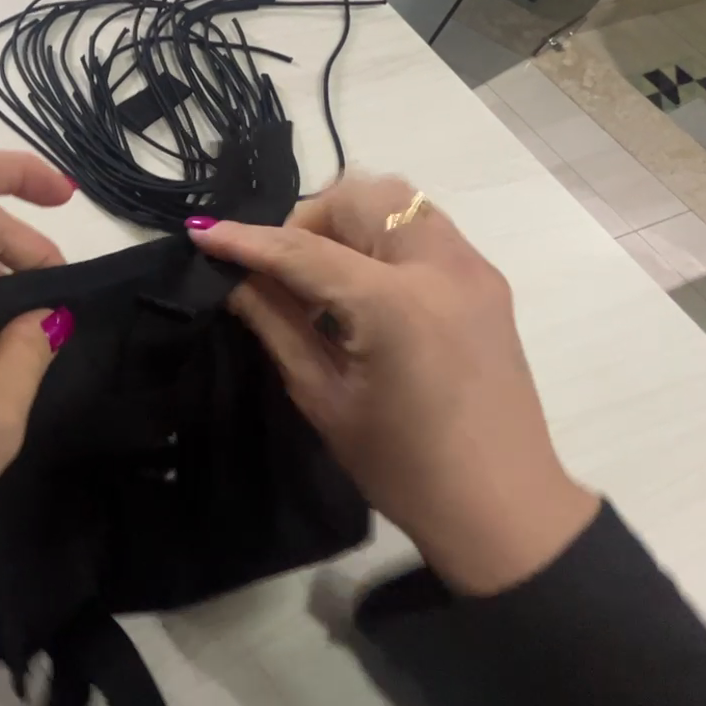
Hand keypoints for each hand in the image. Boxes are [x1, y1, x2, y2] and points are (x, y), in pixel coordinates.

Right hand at [187, 175, 598, 595]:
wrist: (504, 507)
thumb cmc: (401, 467)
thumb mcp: (322, 396)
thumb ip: (274, 323)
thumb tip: (231, 278)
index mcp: (396, 307)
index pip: (304, 251)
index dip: (245, 241)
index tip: (201, 234)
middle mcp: (442, 269)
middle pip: (360, 197)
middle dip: (307, 219)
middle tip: (282, 270)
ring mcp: (473, 269)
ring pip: (397, 200)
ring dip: (347, 220)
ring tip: (322, 273)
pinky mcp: (486, 280)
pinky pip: (421, 226)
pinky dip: (379, 235)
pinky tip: (362, 285)